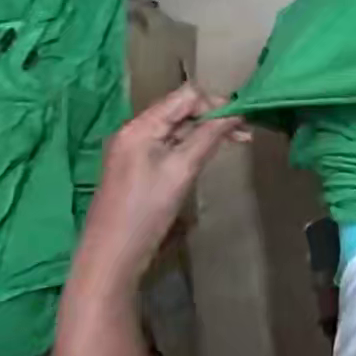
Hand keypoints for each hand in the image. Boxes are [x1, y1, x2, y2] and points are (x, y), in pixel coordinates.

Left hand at [71, 85, 249, 290]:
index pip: (187, 96)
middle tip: (245, 132)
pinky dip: (194, 144)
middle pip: (182, 109)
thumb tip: (237, 112)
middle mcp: (135, 131)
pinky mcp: (138, 166)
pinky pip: (171, 143)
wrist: (110, 260)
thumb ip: (210, 135)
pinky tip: (211, 153)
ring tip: (237, 141)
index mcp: (140, 126)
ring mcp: (134, 149)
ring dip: (207, 130)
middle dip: (215, 116)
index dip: (216, 103)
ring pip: (179, 127)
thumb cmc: (146, 211)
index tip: (242, 120)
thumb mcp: (183, 169)